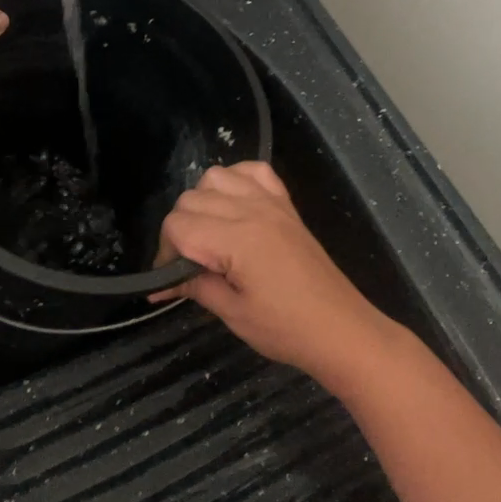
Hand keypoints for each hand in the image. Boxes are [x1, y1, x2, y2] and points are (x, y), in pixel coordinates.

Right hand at [152, 162, 391, 382]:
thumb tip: (159, 283)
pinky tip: (234, 205)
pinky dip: (235, 180)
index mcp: (237, 240)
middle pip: (191, 199)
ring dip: (202, 201)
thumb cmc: (287, 329)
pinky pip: (252, 171)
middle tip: (189, 265)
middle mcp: (251, 210)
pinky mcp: (285, 204)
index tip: (170, 279)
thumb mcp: (233, 314)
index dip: (165, 253)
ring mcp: (270, 203)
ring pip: (215, 177)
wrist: (342, 330)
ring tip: (209, 234)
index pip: (178, 226)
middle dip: (180, 230)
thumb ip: (194, 287)